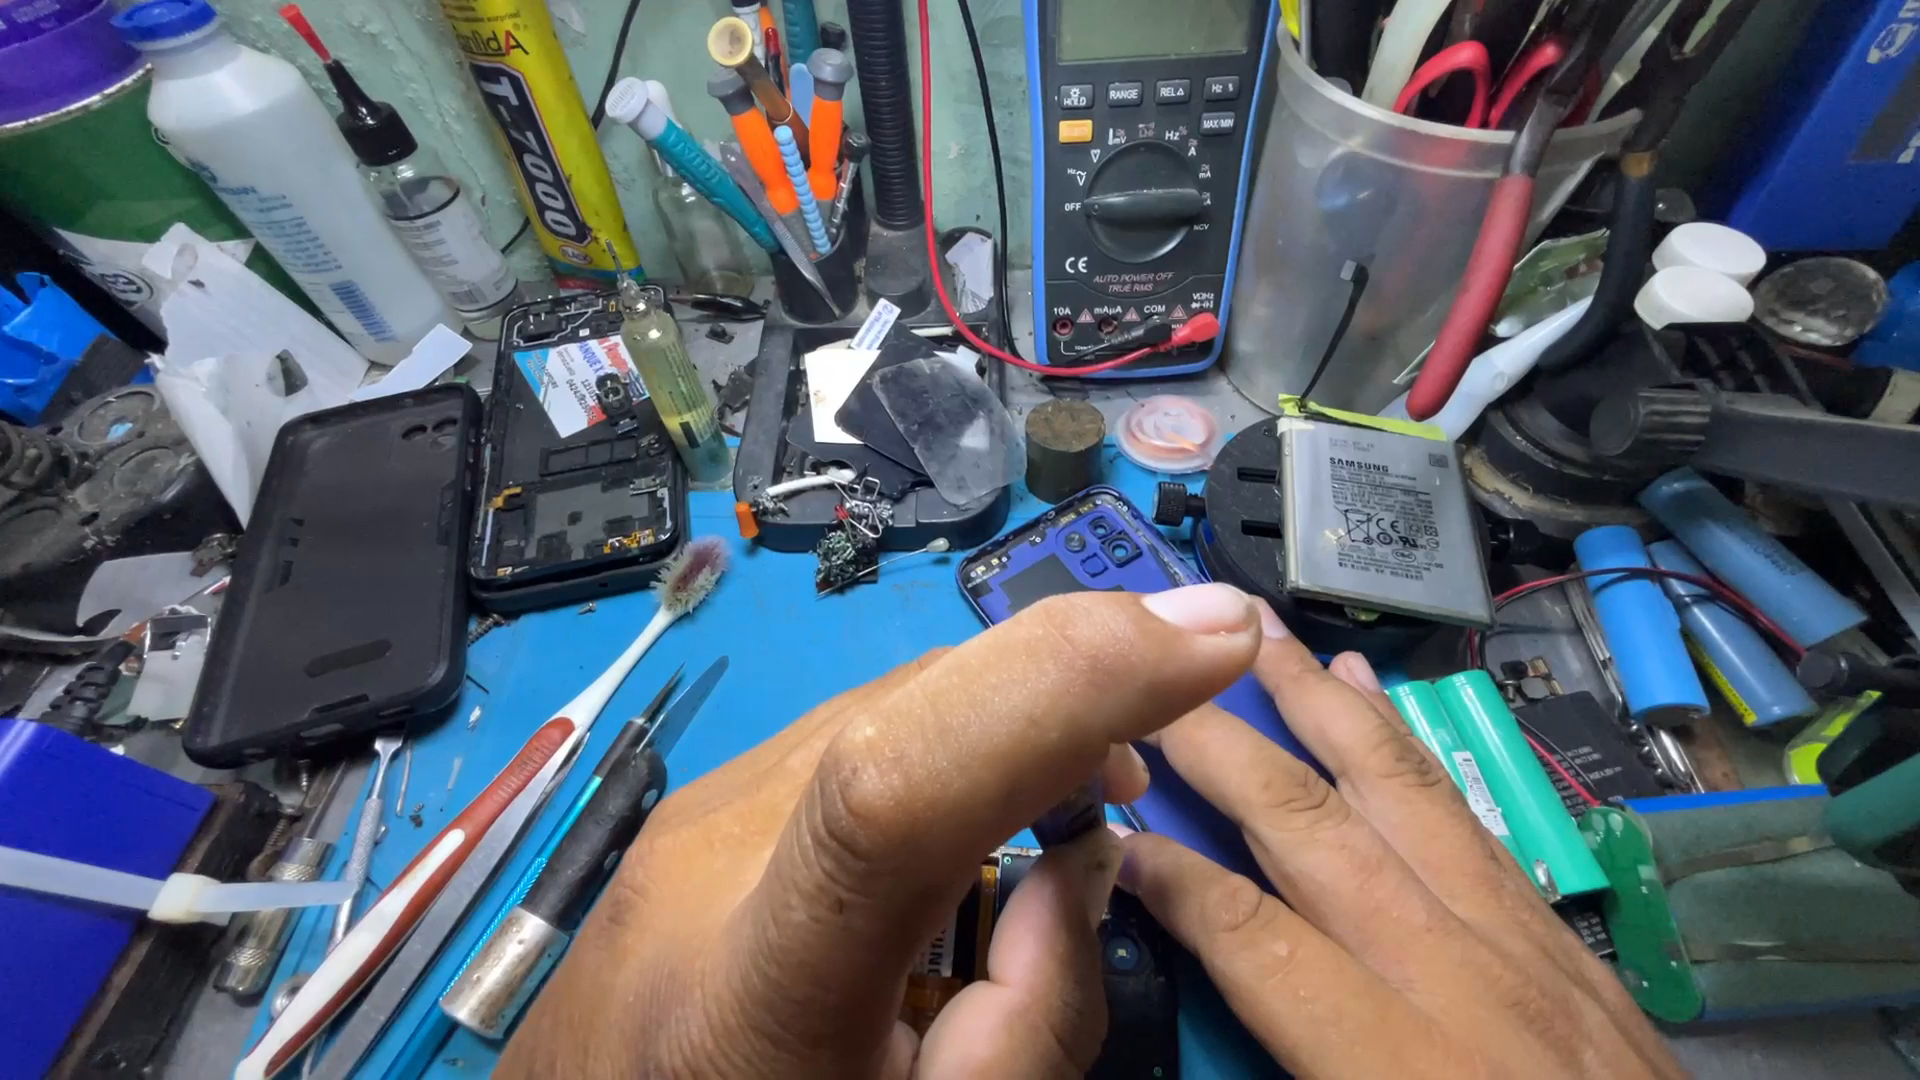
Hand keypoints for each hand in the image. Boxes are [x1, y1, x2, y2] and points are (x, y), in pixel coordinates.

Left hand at [499, 584, 1266, 1077]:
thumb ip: (1033, 1009)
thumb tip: (1083, 849)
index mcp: (752, 992)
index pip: (899, 785)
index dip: (1065, 680)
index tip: (1206, 631)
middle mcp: (709, 857)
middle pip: (919, 711)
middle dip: (1069, 684)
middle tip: (1161, 721)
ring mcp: (698, 805)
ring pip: (901, 701)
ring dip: (1012, 714)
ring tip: (1075, 785)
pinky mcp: (706, 791)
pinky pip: (862, 726)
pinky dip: (952, 734)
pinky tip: (976, 796)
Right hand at [1120, 614, 1684, 1078]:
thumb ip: (1269, 1068)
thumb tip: (1184, 1004)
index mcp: (1407, 1066)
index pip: (1252, 935)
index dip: (1171, 877)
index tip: (1112, 837)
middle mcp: (1465, 980)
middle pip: (1311, 828)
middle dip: (1217, 747)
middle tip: (1147, 683)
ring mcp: (1520, 941)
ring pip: (1393, 785)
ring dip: (1315, 701)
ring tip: (1259, 632)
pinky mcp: (1552, 930)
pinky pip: (1460, 806)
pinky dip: (1398, 735)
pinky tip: (1363, 685)